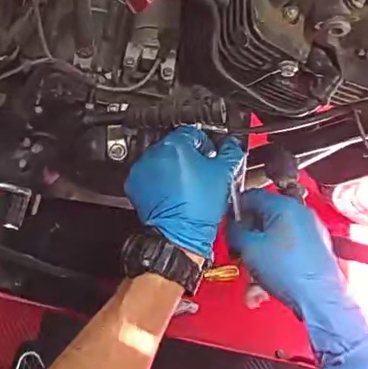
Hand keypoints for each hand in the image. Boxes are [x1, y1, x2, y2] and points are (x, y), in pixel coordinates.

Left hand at [122, 126, 245, 258]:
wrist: (178, 236)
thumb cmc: (198, 208)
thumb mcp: (224, 175)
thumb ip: (231, 152)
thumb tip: (232, 145)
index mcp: (176, 145)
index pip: (193, 131)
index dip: (206, 144)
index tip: (211, 155)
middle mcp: (155, 153)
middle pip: (176, 145)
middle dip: (190, 156)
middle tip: (201, 172)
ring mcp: (142, 169)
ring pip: (163, 159)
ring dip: (175, 167)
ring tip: (188, 184)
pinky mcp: (135, 184)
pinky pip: (151, 175)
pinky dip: (161, 180)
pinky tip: (175, 192)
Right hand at [228, 188, 367, 368]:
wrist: (319, 298)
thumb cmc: (291, 272)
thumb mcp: (250, 249)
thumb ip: (235, 232)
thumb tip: (232, 227)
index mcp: (285, 206)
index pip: (252, 196)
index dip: (235, 210)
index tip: (228, 223)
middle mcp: (300, 214)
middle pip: (263, 219)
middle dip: (248, 240)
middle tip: (239, 252)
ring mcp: (310, 231)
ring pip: (273, 239)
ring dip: (259, 258)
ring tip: (253, 280)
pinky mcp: (314, 249)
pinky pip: (286, 251)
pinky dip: (274, 264)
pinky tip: (266, 285)